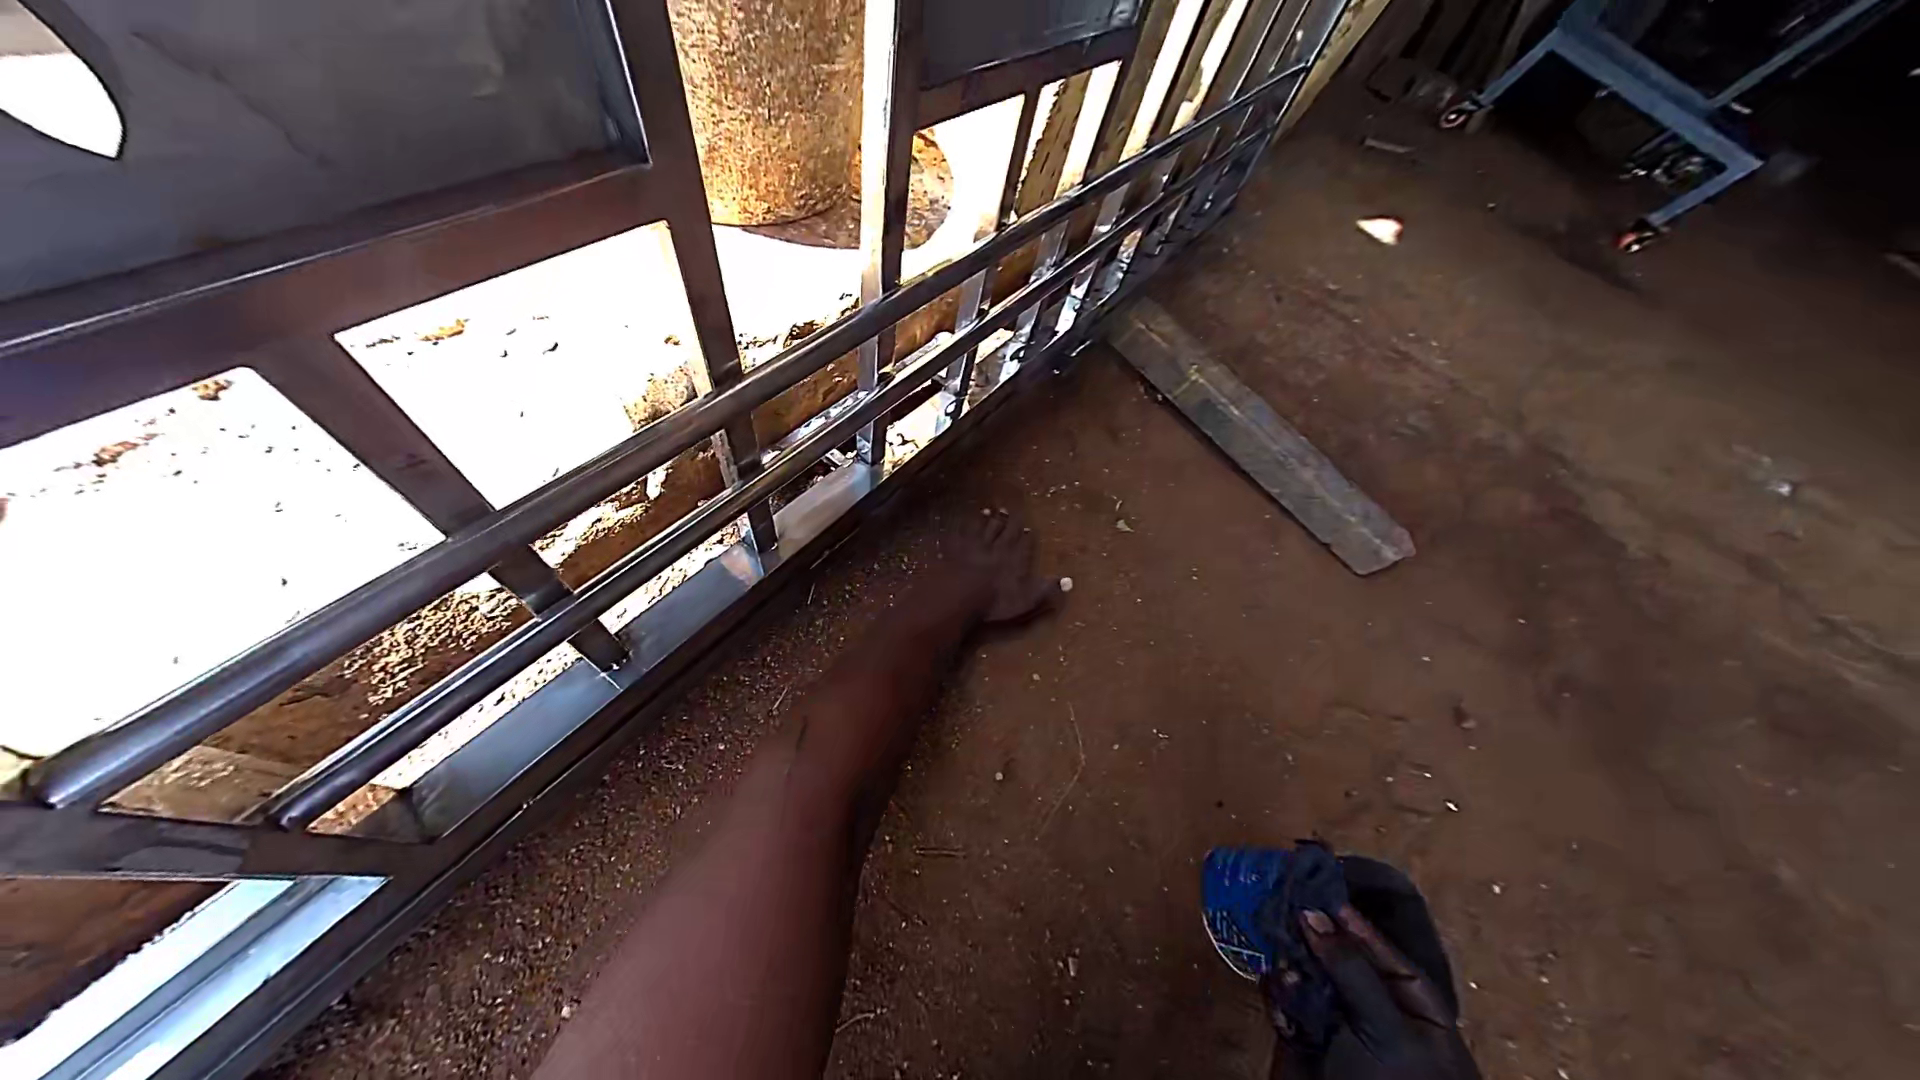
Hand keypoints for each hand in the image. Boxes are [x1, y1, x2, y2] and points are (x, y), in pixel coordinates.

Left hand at [956, 509, 1060, 625]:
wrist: (959, 596)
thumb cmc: (995, 602)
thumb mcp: (1026, 600)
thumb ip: (1045, 589)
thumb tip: (1067, 581)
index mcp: (1014, 559)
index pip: (1024, 544)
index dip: (1027, 536)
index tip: (1029, 529)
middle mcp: (997, 548)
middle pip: (1005, 530)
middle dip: (1009, 521)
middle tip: (1012, 511)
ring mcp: (974, 546)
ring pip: (983, 527)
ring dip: (988, 519)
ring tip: (991, 510)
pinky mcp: (955, 548)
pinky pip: (961, 533)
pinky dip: (964, 525)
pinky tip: (964, 521)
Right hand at [1284, 904, 1480, 1079]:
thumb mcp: (1385, 1029)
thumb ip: (1351, 969)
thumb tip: (1314, 914)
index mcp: (1420, 1020)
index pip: (1391, 959)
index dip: (1359, 926)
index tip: (1325, 892)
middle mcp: (1380, 1020)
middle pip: (1345, 962)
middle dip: (1317, 937)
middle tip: (1287, 902)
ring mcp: (1340, 1030)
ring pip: (1311, 977)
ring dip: (1293, 961)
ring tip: (1276, 940)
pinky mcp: (1305, 1039)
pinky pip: (1288, 1002)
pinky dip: (1279, 992)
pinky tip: (1274, 984)